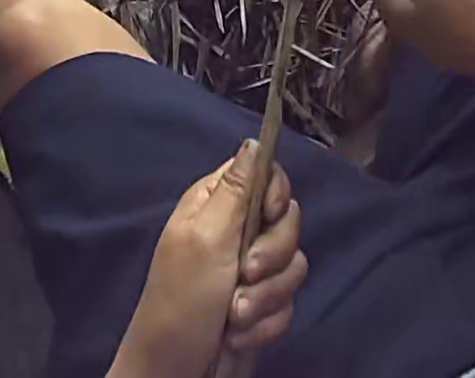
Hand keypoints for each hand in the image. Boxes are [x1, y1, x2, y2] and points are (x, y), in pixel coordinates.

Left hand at [111, 140, 306, 377]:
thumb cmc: (182, 301)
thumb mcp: (207, 238)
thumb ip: (237, 189)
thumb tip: (254, 139)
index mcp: (217, 202)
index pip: (264, 172)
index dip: (276, 191)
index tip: (270, 214)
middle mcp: (237, 228)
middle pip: (286, 218)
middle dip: (271, 254)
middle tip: (243, 275)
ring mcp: (250, 268)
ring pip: (292, 262)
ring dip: (266, 296)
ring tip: (235, 317)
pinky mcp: (262, 304)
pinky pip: (288, 300)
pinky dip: (266, 322)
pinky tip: (240, 335)